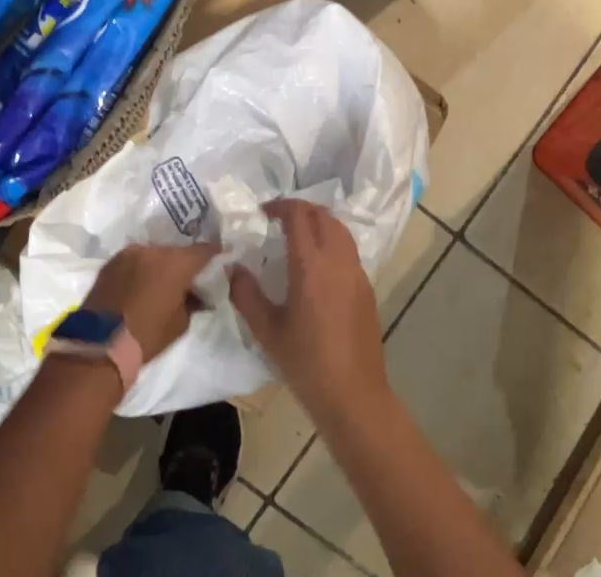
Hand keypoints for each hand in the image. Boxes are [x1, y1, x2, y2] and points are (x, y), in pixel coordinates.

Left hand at [82, 242, 221, 360]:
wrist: (98, 346)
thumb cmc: (147, 335)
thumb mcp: (181, 323)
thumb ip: (192, 301)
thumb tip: (196, 294)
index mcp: (176, 262)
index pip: (204, 250)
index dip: (215, 255)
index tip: (220, 261)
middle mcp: (153, 250)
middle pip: (177, 251)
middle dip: (185, 262)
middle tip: (188, 279)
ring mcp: (128, 254)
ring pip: (153, 254)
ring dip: (160, 265)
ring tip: (162, 283)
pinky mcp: (110, 263)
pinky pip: (134, 261)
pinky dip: (141, 269)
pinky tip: (141, 285)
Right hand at [230, 199, 391, 419]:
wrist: (353, 394)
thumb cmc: (306, 363)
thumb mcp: (267, 330)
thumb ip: (246, 294)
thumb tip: (233, 267)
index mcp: (311, 266)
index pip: (299, 216)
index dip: (281, 206)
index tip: (263, 213)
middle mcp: (338, 261)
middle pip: (324, 216)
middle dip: (301, 210)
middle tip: (278, 220)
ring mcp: (357, 273)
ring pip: (341, 230)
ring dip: (320, 223)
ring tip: (298, 236)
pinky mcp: (367, 288)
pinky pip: (350, 250)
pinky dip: (333, 242)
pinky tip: (318, 265)